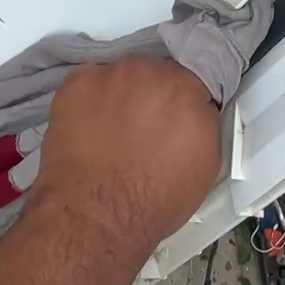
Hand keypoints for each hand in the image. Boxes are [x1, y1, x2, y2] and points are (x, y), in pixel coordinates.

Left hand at [32, 55, 220, 248]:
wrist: (97, 215)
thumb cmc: (157, 198)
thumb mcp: (207, 162)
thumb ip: (204, 120)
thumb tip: (195, 108)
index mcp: (186, 86)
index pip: (191, 80)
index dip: (183, 102)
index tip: (175, 122)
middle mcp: (149, 69)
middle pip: (154, 73)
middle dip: (152, 95)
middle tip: (143, 130)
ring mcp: (110, 73)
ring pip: (121, 76)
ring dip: (121, 95)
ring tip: (112, 132)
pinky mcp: (77, 81)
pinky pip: (89, 82)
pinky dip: (90, 101)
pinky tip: (89, 129)